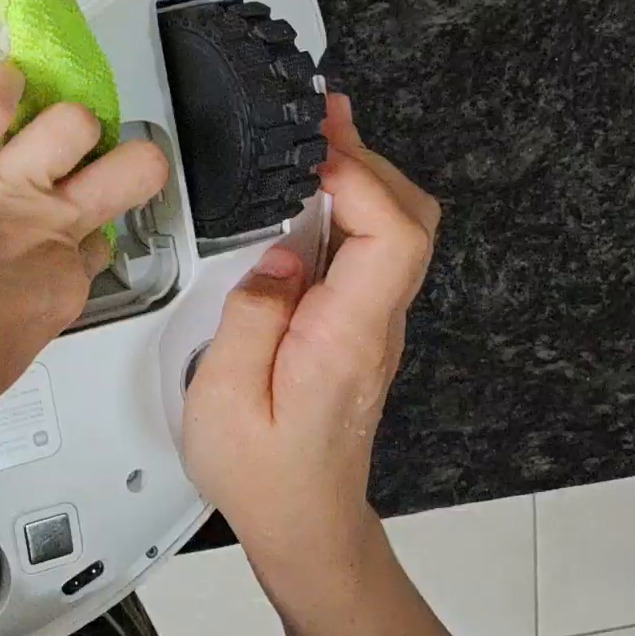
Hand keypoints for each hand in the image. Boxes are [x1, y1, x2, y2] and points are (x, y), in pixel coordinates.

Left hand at [0, 62, 167, 456]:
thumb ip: (24, 312)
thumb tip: (23, 285)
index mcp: (59, 287)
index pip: (98, 240)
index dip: (79, 232)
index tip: (57, 230)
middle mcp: (44, 229)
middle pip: (130, 169)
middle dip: (122, 159)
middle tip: (83, 162)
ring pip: (71, 123)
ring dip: (61, 121)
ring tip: (30, 126)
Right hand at [181, 93, 440, 570]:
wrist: (305, 522)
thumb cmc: (260, 471)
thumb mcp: (223, 396)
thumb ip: (252, 318)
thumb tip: (278, 257)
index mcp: (345, 337)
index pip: (391, 238)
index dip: (363, 177)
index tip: (317, 142)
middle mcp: (374, 326)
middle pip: (411, 222)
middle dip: (370, 158)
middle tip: (323, 113)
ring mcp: (372, 328)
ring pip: (398, 232)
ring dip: (362, 176)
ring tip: (317, 135)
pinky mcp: (356, 330)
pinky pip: (371, 253)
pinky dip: (350, 207)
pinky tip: (314, 192)